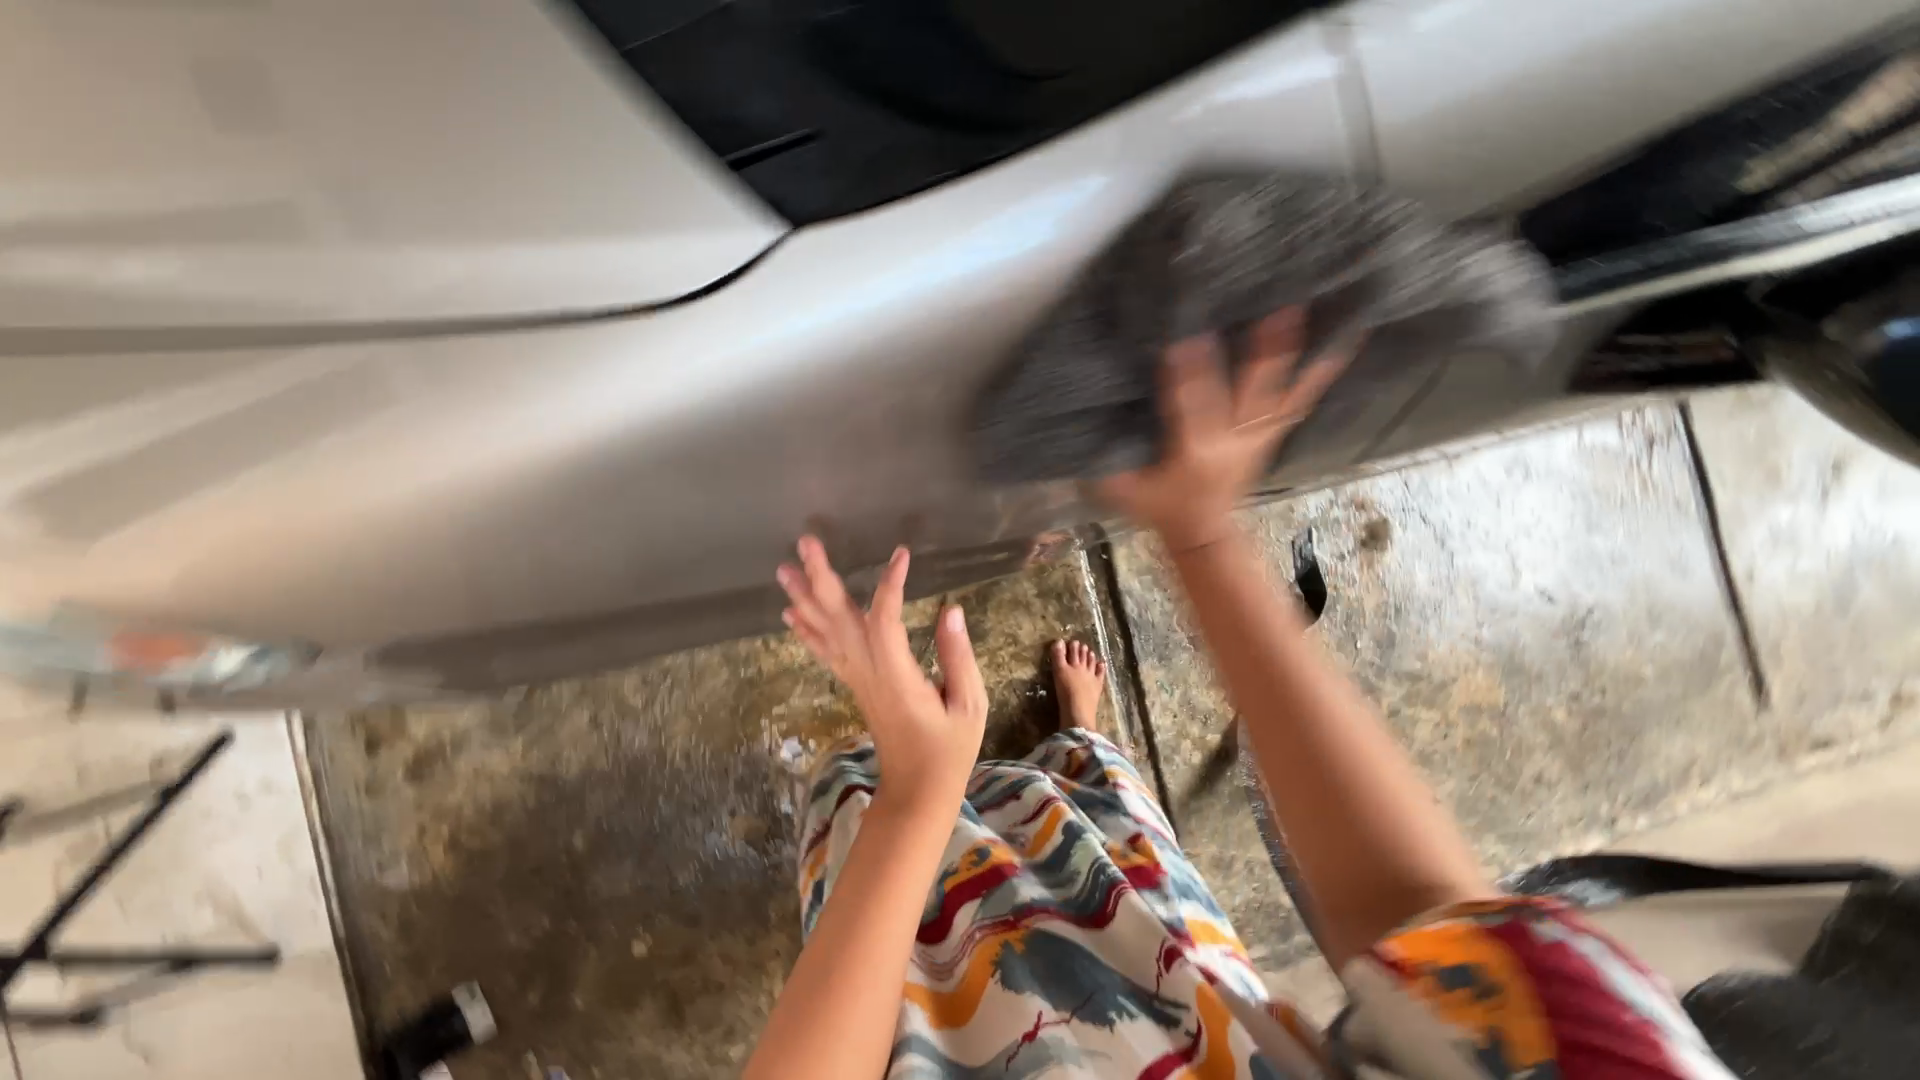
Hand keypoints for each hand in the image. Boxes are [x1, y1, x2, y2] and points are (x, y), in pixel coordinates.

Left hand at [778, 536, 987, 810]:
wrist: (916, 789)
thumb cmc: (948, 749)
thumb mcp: (970, 705)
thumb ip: (959, 657)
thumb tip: (951, 610)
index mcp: (897, 676)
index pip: (884, 621)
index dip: (889, 585)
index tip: (901, 554)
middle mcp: (867, 673)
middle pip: (838, 619)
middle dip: (821, 578)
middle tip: (806, 542)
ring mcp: (856, 679)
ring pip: (824, 632)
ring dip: (804, 598)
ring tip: (784, 568)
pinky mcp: (854, 685)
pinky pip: (824, 651)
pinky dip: (806, 629)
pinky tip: (790, 611)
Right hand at [1100, 307, 1353, 551]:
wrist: (1205, 532)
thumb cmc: (1160, 507)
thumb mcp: (1124, 491)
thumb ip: (1102, 465)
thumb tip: (1072, 432)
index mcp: (1193, 452)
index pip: (1189, 406)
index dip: (1187, 373)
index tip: (1186, 337)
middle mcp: (1232, 441)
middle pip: (1249, 392)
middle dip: (1261, 353)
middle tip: (1277, 310)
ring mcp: (1257, 436)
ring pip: (1279, 391)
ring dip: (1295, 353)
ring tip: (1312, 310)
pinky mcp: (1271, 432)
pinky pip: (1298, 399)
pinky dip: (1322, 370)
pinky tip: (1345, 339)